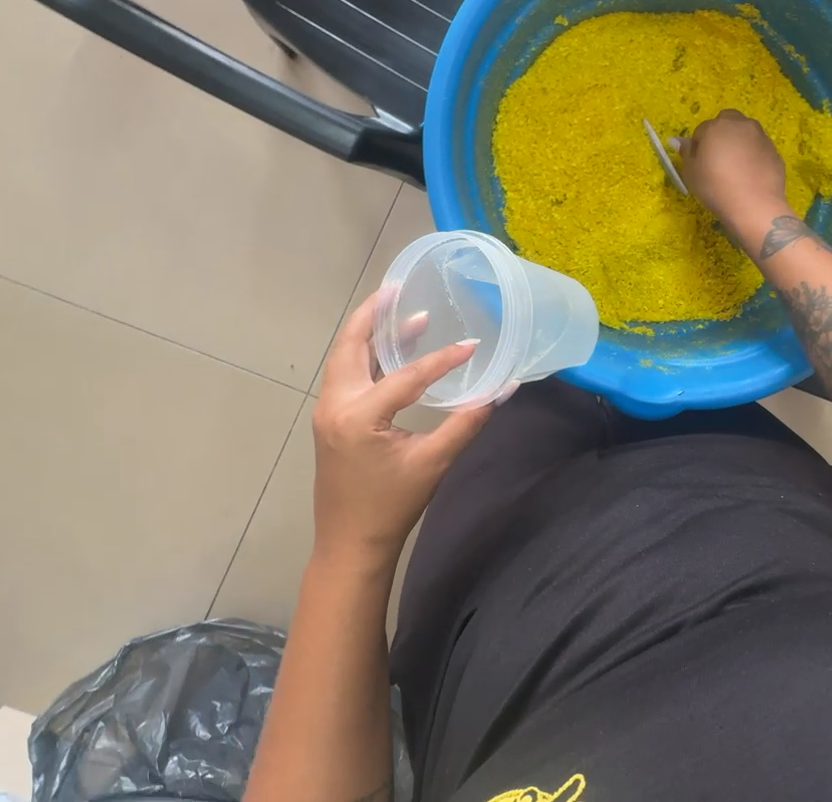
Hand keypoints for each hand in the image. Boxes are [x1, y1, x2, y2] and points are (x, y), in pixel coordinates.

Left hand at [310, 292, 495, 565]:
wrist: (350, 545)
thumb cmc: (392, 506)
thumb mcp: (433, 463)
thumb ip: (467, 422)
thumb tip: (503, 389)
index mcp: (359, 416)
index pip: (407, 375)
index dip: (443, 358)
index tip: (473, 345)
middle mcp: (336, 404)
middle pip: (351, 345)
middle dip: (373, 314)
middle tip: (397, 287)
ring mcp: (328, 411)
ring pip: (345, 357)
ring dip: (370, 332)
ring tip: (401, 310)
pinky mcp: (332, 419)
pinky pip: (347, 373)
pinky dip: (366, 354)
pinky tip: (392, 349)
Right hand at [679, 110, 790, 231]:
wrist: (754, 205)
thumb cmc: (716, 187)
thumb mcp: (691, 172)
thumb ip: (686, 152)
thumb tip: (679, 140)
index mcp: (717, 126)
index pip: (702, 129)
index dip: (699, 146)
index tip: (700, 163)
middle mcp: (741, 125)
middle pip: (728, 121)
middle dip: (722, 133)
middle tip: (718, 158)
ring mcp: (761, 137)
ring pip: (746, 133)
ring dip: (740, 142)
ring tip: (736, 167)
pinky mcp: (775, 151)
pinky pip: (759, 149)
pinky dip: (754, 155)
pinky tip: (750, 175)